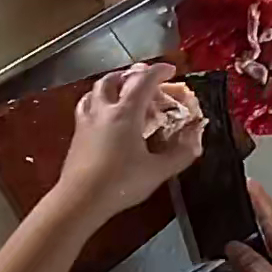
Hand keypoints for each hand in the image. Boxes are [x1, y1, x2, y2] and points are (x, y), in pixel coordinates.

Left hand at [51, 62, 204, 224]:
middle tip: (143, 81)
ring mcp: (85, 123)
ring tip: (120, 94)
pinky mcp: (75, 136)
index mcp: (125, 114)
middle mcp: (102, 111)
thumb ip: (180, 154)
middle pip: (112, 80)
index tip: (170, 70)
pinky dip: (97, 103)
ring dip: (109, 86)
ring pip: (94, 92)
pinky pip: (85, 109)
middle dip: (130, 75)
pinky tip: (102, 117)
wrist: (79, 200)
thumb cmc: (120, 184)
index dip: (159, 71)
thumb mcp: (157, 171)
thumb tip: (196, 140)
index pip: (143, 81)